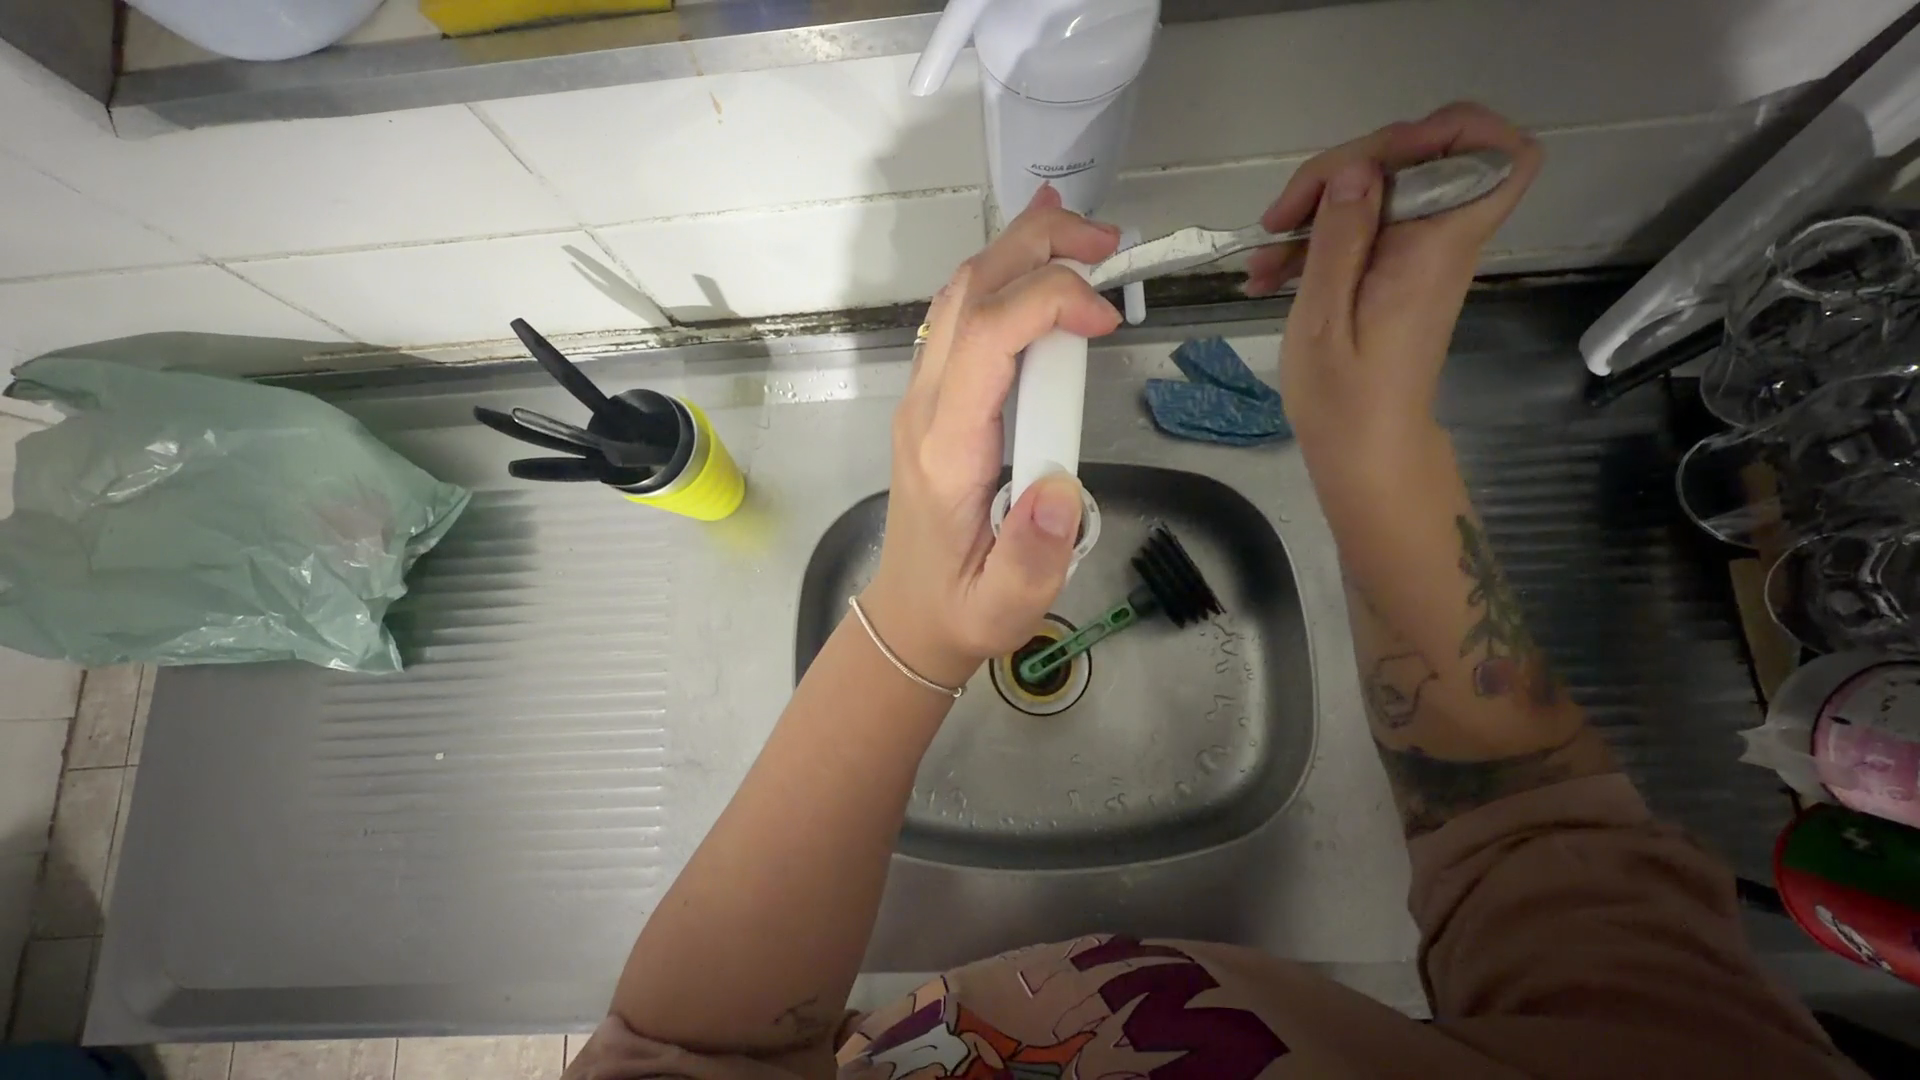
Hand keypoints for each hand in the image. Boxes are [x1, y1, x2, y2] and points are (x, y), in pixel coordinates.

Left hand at [860, 187, 1121, 687]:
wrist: (908, 615)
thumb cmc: (961, 609)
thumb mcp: (1004, 604)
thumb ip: (1033, 555)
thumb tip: (1062, 487)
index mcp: (945, 448)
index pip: (988, 336)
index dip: (1049, 302)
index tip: (1108, 319)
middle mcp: (925, 407)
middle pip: (968, 292)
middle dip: (1036, 246)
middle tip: (1107, 243)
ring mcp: (923, 398)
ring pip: (960, 296)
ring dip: (1019, 253)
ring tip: (1087, 244)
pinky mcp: (934, 401)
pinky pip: (961, 320)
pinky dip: (1003, 280)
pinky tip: (1039, 269)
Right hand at [1246, 103, 1540, 461]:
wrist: (1365, 454)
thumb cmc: (1342, 400)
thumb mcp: (1323, 320)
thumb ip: (1341, 240)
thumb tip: (1358, 169)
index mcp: (1435, 248)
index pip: (1496, 152)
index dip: (1440, 133)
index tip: (1368, 166)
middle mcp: (1441, 242)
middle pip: (1419, 159)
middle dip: (1343, 172)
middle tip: (1283, 217)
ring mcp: (1418, 258)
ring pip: (1382, 195)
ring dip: (1317, 212)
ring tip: (1261, 260)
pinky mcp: (1396, 276)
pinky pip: (1366, 231)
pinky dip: (1319, 242)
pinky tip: (1269, 276)